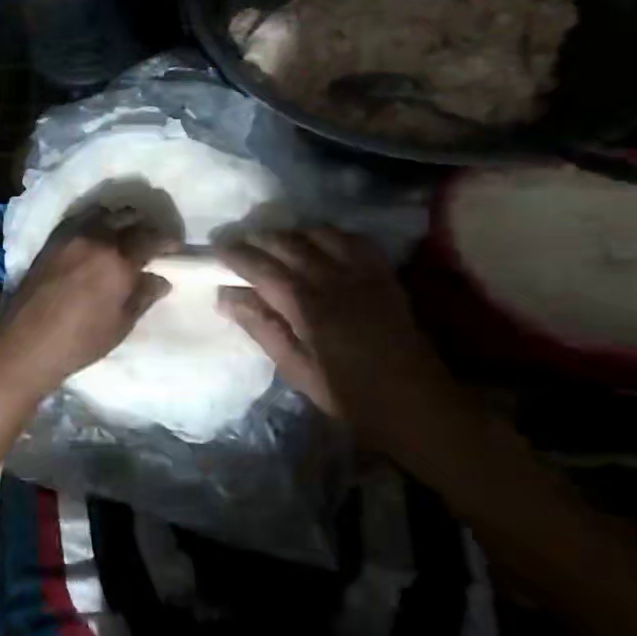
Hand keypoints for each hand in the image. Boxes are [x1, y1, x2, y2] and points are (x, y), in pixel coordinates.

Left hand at [0, 210, 171, 397]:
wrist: (27, 342)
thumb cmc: (80, 341)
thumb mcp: (121, 324)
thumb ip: (143, 295)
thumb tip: (160, 279)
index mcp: (118, 260)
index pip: (151, 237)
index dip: (167, 240)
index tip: (175, 246)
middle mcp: (97, 238)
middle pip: (129, 217)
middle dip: (145, 226)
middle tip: (152, 240)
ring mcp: (73, 235)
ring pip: (105, 213)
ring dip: (121, 219)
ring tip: (125, 234)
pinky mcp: (54, 239)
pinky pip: (82, 218)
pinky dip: (97, 221)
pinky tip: (99, 236)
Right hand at [217, 227, 457, 446]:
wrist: (417, 403)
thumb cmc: (351, 396)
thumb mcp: (298, 372)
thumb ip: (263, 329)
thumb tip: (227, 298)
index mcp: (309, 308)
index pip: (264, 269)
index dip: (238, 256)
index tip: (220, 250)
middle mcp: (334, 280)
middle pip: (289, 243)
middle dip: (260, 238)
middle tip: (243, 244)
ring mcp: (362, 272)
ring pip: (319, 233)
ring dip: (293, 233)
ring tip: (279, 243)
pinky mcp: (382, 273)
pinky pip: (353, 238)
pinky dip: (330, 234)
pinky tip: (321, 244)